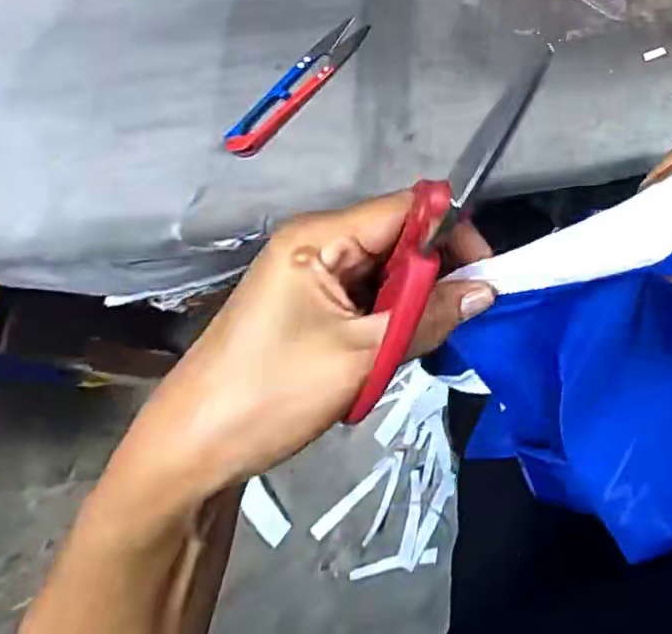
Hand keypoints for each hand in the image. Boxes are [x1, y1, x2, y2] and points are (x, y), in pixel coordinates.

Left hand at [110, 192, 498, 499]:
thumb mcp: (362, 356)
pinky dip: (400, 313)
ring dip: (421, 297)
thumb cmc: (266, 397)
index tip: (482, 270)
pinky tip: (398, 343)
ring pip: (397, 267)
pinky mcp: (318, 301)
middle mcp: (320, 244)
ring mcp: (317, 273)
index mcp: (321, 239)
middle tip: (462, 309)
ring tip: (426, 334)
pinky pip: (379, 291)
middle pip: (407, 235)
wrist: (183, 462)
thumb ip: (432, 315)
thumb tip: (488, 290)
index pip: (411, 208)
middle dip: (441, 269)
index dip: (454, 231)